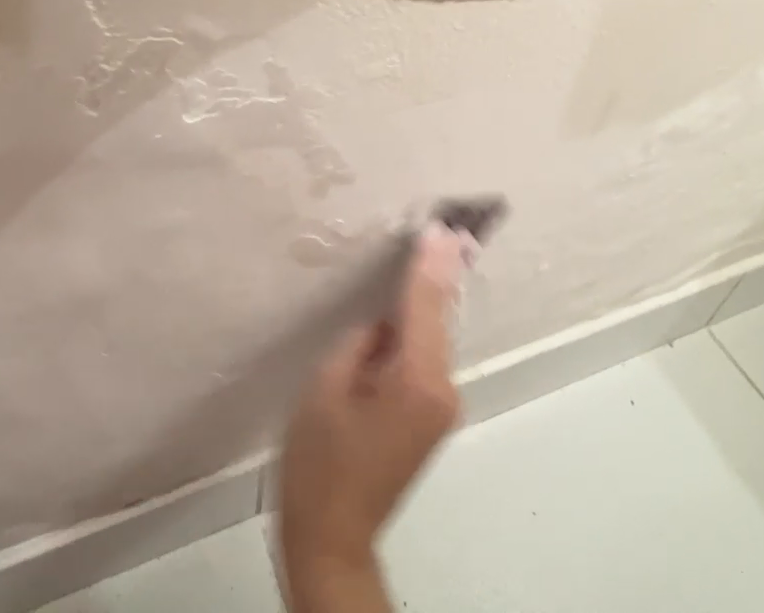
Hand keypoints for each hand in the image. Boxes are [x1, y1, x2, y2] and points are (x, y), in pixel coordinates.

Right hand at [279, 224, 467, 585]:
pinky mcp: (432, 418)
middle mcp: (444, 391)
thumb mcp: (326, 388)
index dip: (429, 266)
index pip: (424, 307)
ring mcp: (442, 407)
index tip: (440, 228)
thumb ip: (362, 343)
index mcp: (418, 381)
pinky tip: (400, 316)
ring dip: (420, 308)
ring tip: (422, 259)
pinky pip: (423, 362)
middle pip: (435, 321)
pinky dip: (413, 336)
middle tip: (443, 231)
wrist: (333, 534)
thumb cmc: (319, 463)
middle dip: (432, 280)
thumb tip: (386, 326)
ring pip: (429, 341)